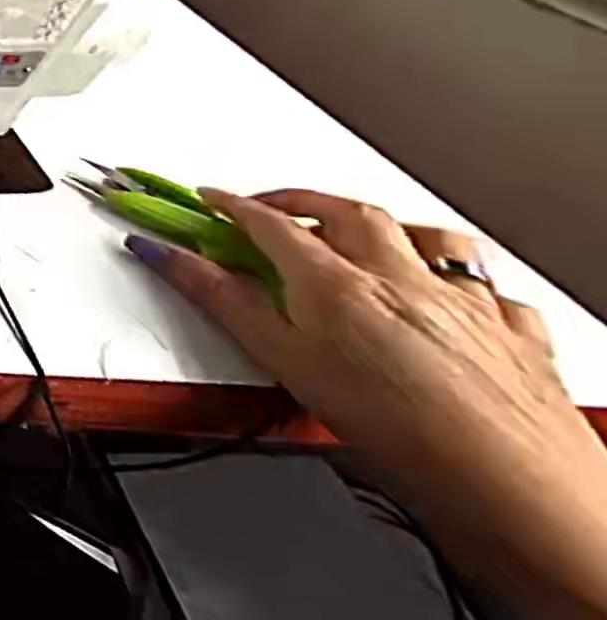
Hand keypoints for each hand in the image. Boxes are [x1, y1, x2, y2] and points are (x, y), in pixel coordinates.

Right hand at [128, 189, 606, 615]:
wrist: (512, 485)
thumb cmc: (396, 424)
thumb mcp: (278, 355)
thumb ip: (218, 296)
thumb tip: (166, 255)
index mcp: (337, 281)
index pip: (269, 222)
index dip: (231, 204)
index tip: (210, 198)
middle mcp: (403, 279)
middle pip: (347, 212)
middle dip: (299, 199)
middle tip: (269, 204)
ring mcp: (467, 304)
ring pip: (429, 236)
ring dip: (383, 225)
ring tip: (359, 230)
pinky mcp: (516, 337)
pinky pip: (494, 291)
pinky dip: (460, 279)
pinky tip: (447, 292)